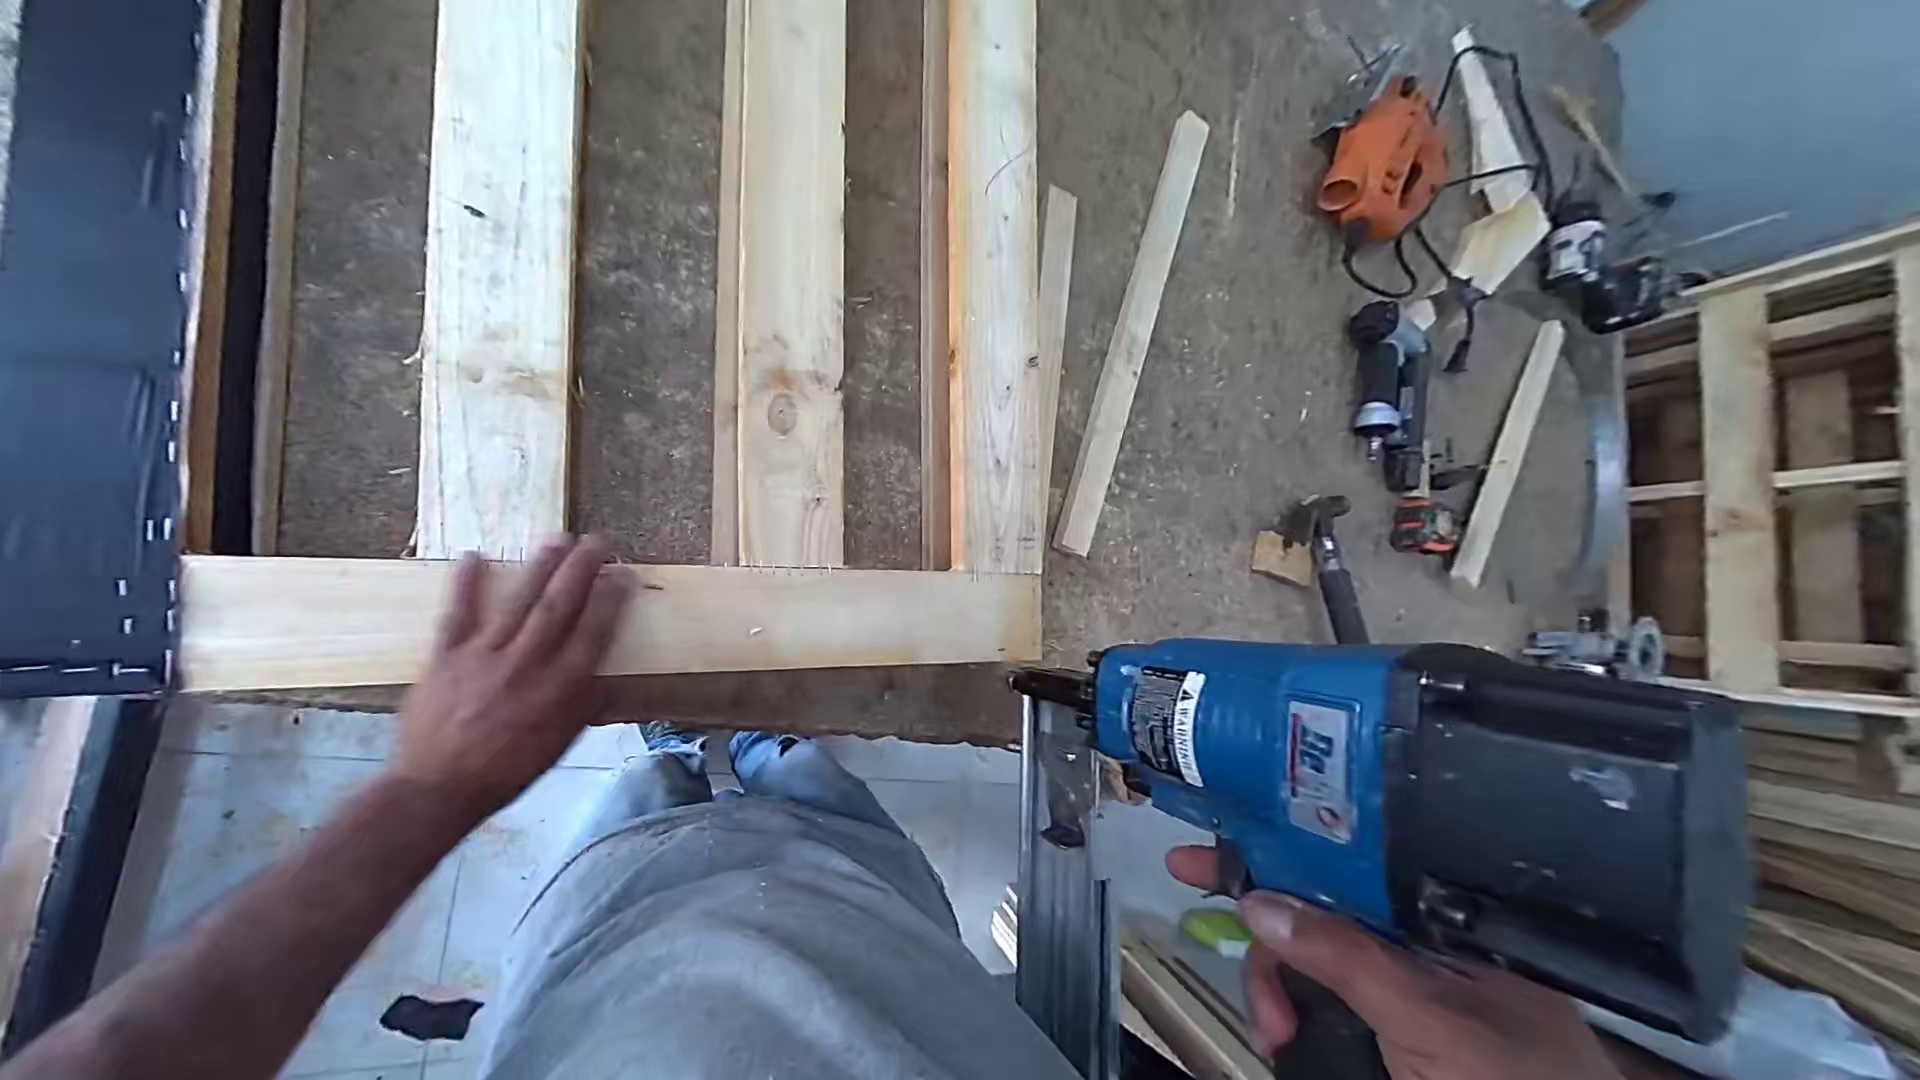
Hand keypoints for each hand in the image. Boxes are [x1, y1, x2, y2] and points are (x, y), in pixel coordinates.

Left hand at [388, 535, 632, 823]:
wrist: (435, 790)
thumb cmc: (509, 768)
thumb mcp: (563, 741)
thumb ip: (588, 704)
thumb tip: (611, 678)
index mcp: (561, 687)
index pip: (594, 631)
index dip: (611, 598)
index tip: (623, 572)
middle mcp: (528, 664)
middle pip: (560, 606)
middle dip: (581, 570)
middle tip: (597, 543)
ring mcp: (484, 657)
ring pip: (518, 603)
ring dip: (541, 567)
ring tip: (558, 539)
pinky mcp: (445, 658)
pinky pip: (457, 614)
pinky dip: (466, 584)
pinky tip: (474, 556)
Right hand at [1165, 847, 1621, 1079]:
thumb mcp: (1431, 1020)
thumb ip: (1344, 955)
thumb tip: (1256, 901)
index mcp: (1434, 918)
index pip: (1341, 863)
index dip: (1273, 850)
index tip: (1204, 853)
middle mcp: (1409, 941)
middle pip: (1308, 910)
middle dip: (1265, 941)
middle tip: (1226, 957)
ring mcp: (1392, 988)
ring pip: (1299, 955)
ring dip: (1269, 986)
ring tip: (1273, 1034)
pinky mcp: (1377, 1027)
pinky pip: (1308, 997)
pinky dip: (1282, 1012)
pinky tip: (1278, 1038)